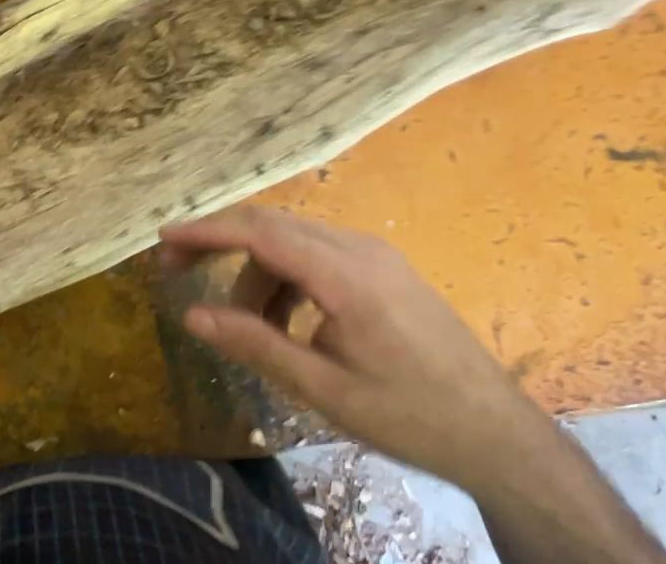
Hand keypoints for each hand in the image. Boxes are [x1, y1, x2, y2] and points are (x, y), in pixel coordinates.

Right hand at [158, 204, 550, 491]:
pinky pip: (316, 256)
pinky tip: (283, 321)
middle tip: (175, 270)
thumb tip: (191, 314)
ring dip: (253, 271)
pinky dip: (284, 278)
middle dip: (218, 242)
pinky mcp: (384, 272)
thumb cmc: (412, 417)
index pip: (260, 232)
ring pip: (292, 241)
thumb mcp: (325, 389)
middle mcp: (361, 250)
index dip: (206, 231)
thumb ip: (256, 345)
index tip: (162, 240)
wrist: (502, 440)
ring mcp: (376, 258)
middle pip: (271, 226)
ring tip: (242, 323)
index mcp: (347, 276)